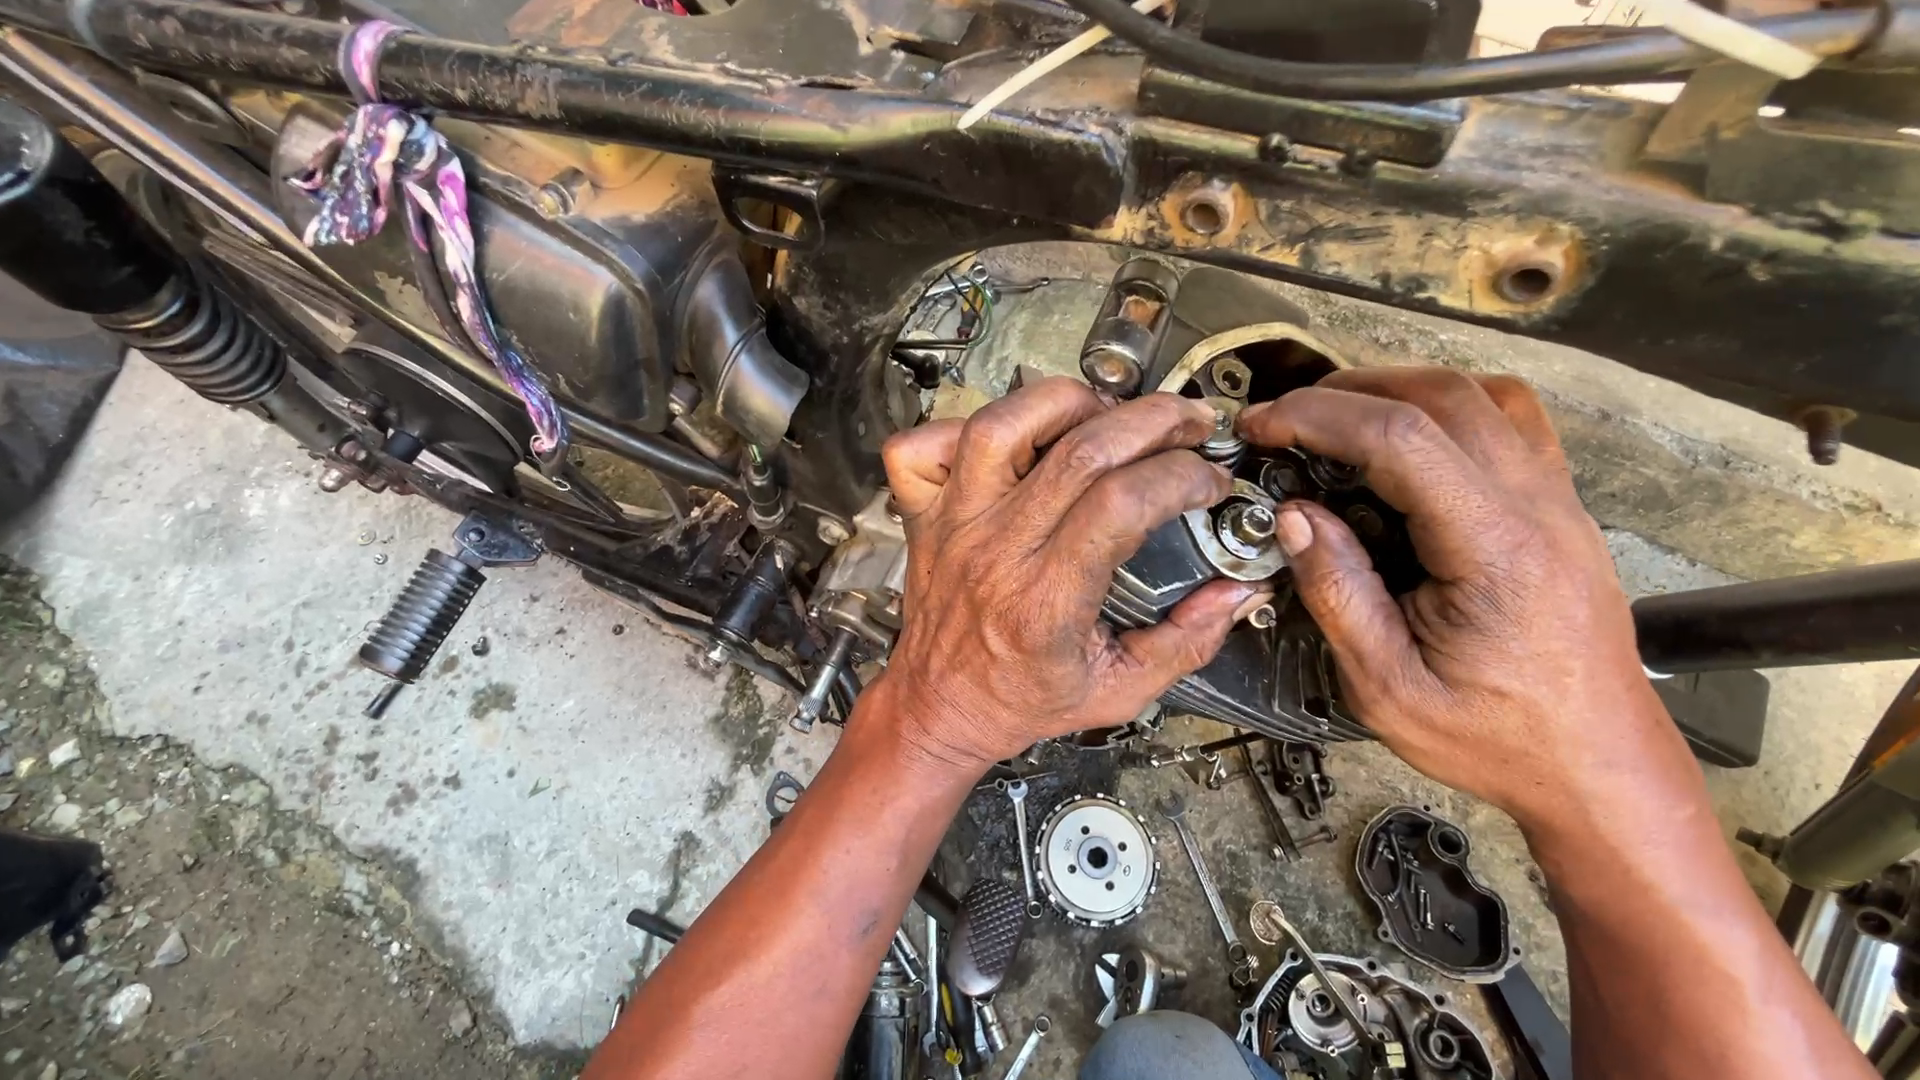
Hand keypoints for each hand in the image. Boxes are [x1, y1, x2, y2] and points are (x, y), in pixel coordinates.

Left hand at [870, 377, 1272, 773]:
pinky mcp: (925, 515)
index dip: (1180, 477)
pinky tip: (1013, 438)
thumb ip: (1185, 644)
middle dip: (1152, 421)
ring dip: (1065, 403)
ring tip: (1107, 412)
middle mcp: (996, 551)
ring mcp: (953, 525)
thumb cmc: (1018, 699)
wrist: (940, 706)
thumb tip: (1237, 593)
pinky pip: (924, 446)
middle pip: (1079, 452)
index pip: (1121, 504)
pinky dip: (966, 425)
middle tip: (1186, 423)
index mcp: (1046, 602)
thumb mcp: (1117, 691)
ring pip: (1000, 426)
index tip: (1206, 481)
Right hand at [1238, 368, 1692, 829]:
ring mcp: (1559, 503)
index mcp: (1496, 551)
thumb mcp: (1386, 688)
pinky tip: (1409, 436)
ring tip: (1337, 416)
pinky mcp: (1560, 510)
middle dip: (1347, 392)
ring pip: (1483, 396)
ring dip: (1399, 388)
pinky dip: (1450, 405)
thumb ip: (1337, 594)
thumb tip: (1294, 516)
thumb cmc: (1496, 739)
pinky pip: (1512, 422)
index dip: (1318, 417)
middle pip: (1442, 397)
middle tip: (1284, 418)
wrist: (1598, 767)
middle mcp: (1539, 509)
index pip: (1401, 440)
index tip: (1261, 426)